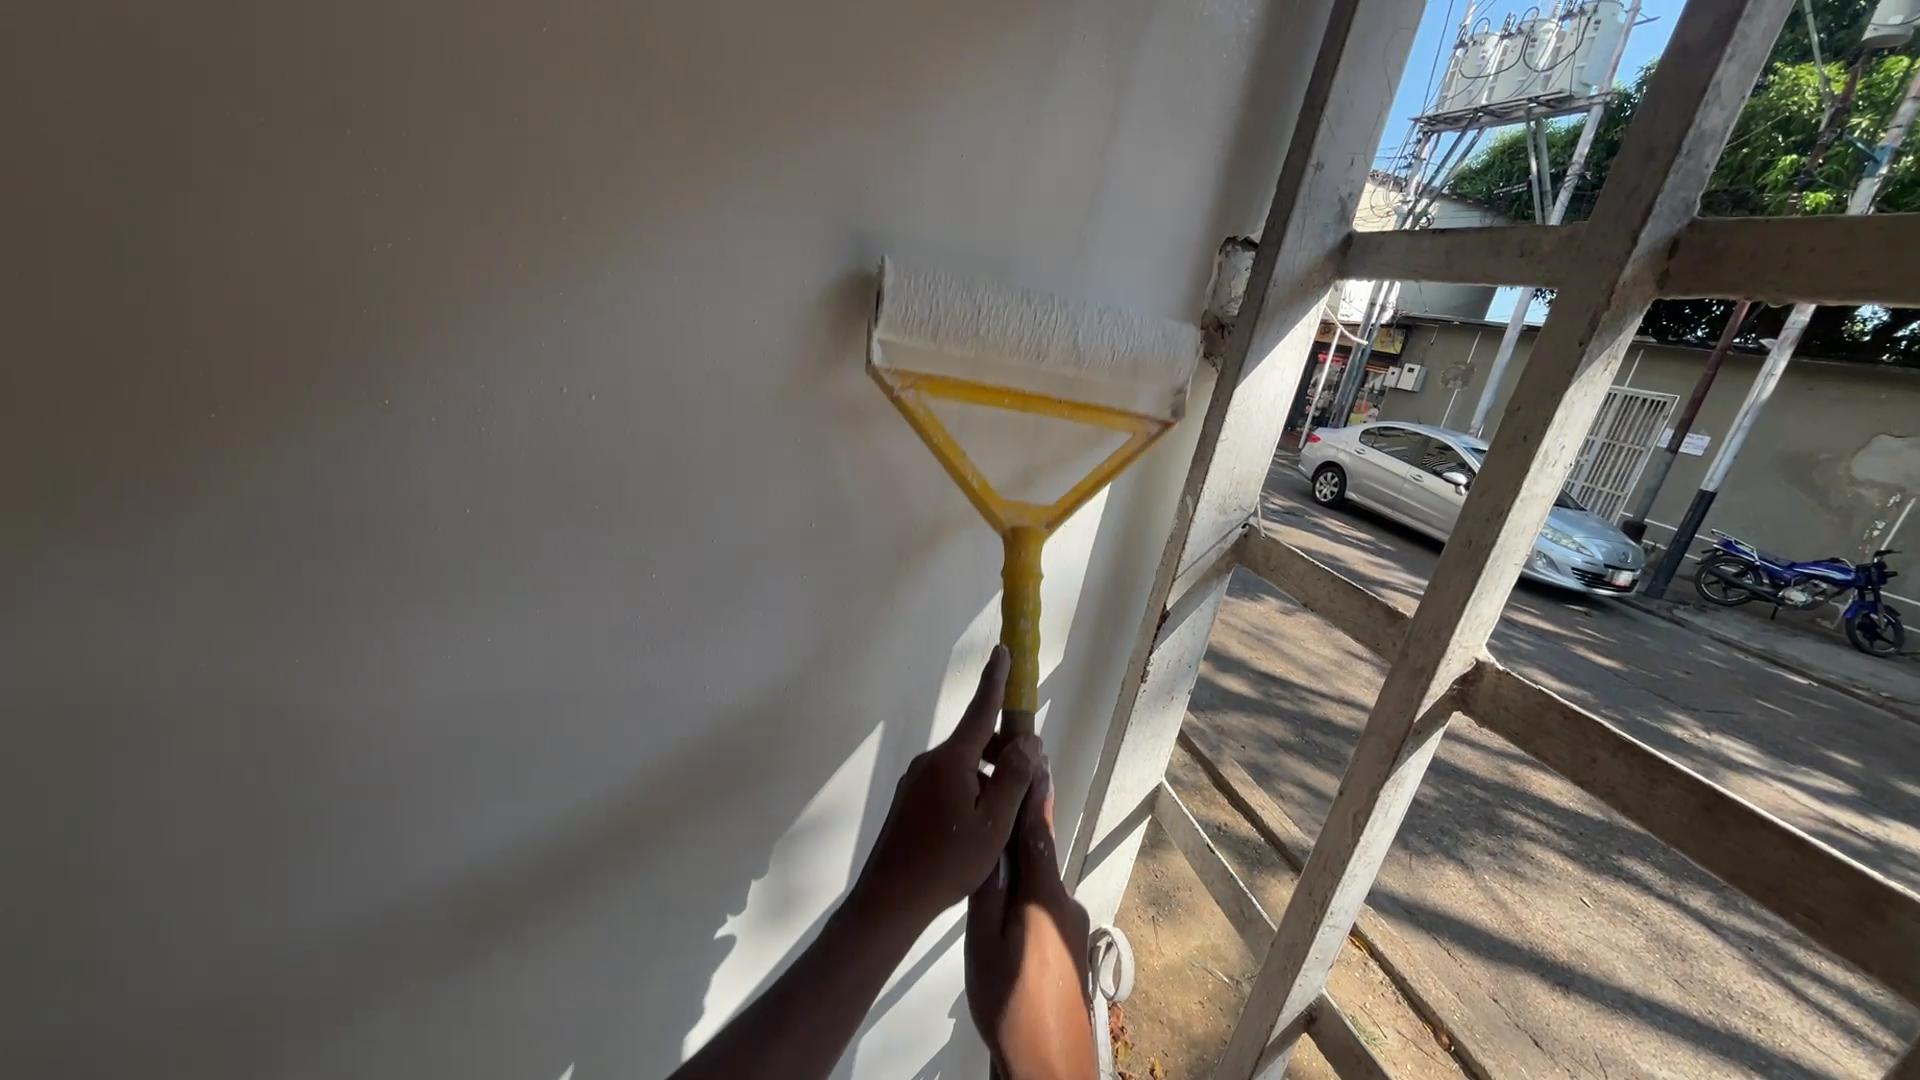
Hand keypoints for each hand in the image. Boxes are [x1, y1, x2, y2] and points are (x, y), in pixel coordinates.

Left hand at [852, 646, 1041, 926]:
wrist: (890, 900)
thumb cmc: (946, 863)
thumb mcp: (993, 824)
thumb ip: (1013, 778)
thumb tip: (1029, 741)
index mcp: (952, 760)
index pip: (981, 710)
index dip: (996, 680)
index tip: (1004, 650)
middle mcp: (931, 762)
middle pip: (977, 744)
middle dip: (1005, 755)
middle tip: (1029, 787)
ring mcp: (917, 782)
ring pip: (964, 769)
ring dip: (989, 783)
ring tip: (1004, 823)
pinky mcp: (910, 802)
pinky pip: (949, 785)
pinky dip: (970, 795)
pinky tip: (978, 832)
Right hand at [966, 754, 1095, 1079]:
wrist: (1049, 1064)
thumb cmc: (1007, 1001)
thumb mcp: (984, 943)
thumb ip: (988, 891)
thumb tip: (990, 846)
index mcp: (1041, 895)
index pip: (1035, 829)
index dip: (1031, 791)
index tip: (1030, 756)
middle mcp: (1063, 902)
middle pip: (1038, 854)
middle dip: (1019, 828)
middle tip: (995, 807)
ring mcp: (1070, 928)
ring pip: (1039, 885)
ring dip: (1019, 872)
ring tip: (987, 879)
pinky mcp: (1070, 948)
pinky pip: (1043, 909)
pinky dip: (1025, 900)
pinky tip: (1006, 920)